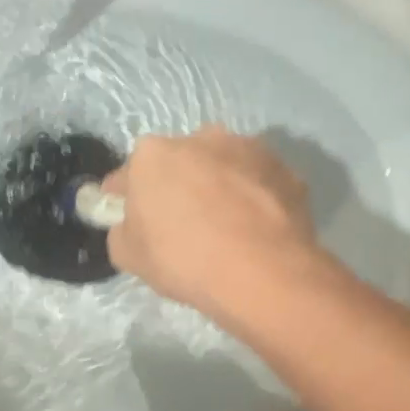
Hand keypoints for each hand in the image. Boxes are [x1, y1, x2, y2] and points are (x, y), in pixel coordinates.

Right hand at [104, 127, 328, 325]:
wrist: (261, 273)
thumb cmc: (182, 259)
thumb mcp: (127, 256)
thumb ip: (122, 229)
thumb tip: (132, 224)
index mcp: (153, 155)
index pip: (126, 175)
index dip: (124, 199)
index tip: (128, 220)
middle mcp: (201, 137)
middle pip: (178, 163)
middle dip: (176, 186)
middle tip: (180, 225)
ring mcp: (249, 148)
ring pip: (222, 167)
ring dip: (217, 187)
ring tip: (223, 228)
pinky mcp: (286, 169)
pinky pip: (257, 183)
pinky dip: (252, 199)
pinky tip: (252, 231)